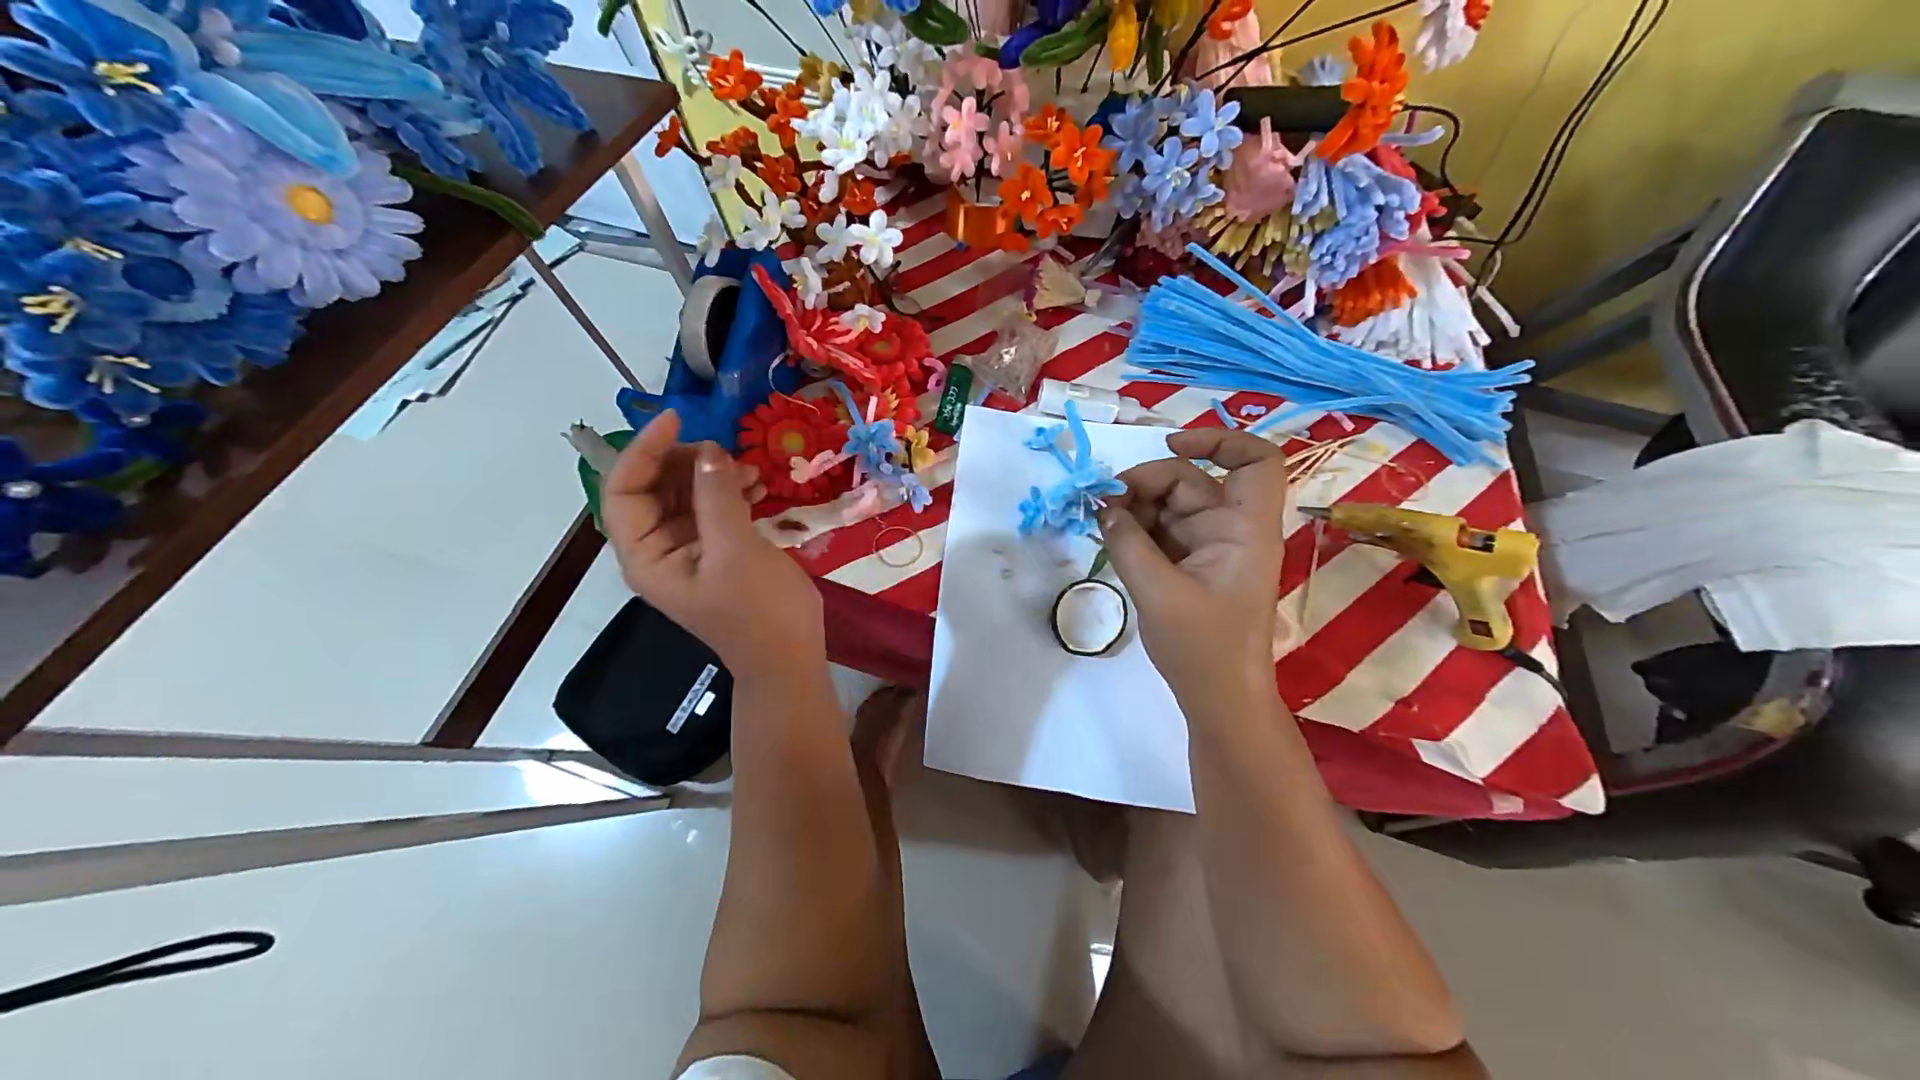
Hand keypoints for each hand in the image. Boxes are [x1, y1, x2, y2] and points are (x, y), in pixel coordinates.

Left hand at [601, 410, 825, 680]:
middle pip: (653, 487)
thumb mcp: (737, 551)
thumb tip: (709, 450)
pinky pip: (713, 506)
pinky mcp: (717, 549)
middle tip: (724, 452)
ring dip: (712, 474)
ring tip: (750, 472)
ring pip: (685, 493)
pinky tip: (758, 486)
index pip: (624, 490)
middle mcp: (658, 549)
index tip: (679, 420)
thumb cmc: (760, 612)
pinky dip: (731, 490)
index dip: (642, 451)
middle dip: (686, 462)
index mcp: (646, 556)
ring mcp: (689, 548)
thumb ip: (717, 497)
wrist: (790, 656)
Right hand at [1096, 428, 1287, 694]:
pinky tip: (1110, 537)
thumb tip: (1103, 508)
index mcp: (1245, 529)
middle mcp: (1231, 528)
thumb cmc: (1202, 647)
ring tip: (1102, 525)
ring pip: (1170, 503)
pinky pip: (1162, 530)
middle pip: (1192, 479)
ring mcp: (1210, 545)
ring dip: (1134, 508)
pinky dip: (1136, 529)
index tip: (1170, 445)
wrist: (1218, 697)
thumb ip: (1127, 543)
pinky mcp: (1191, 562)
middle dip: (1145, 485)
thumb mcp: (1158, 593)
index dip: (1219, 440)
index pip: (1256, 461)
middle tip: (1104, 506)